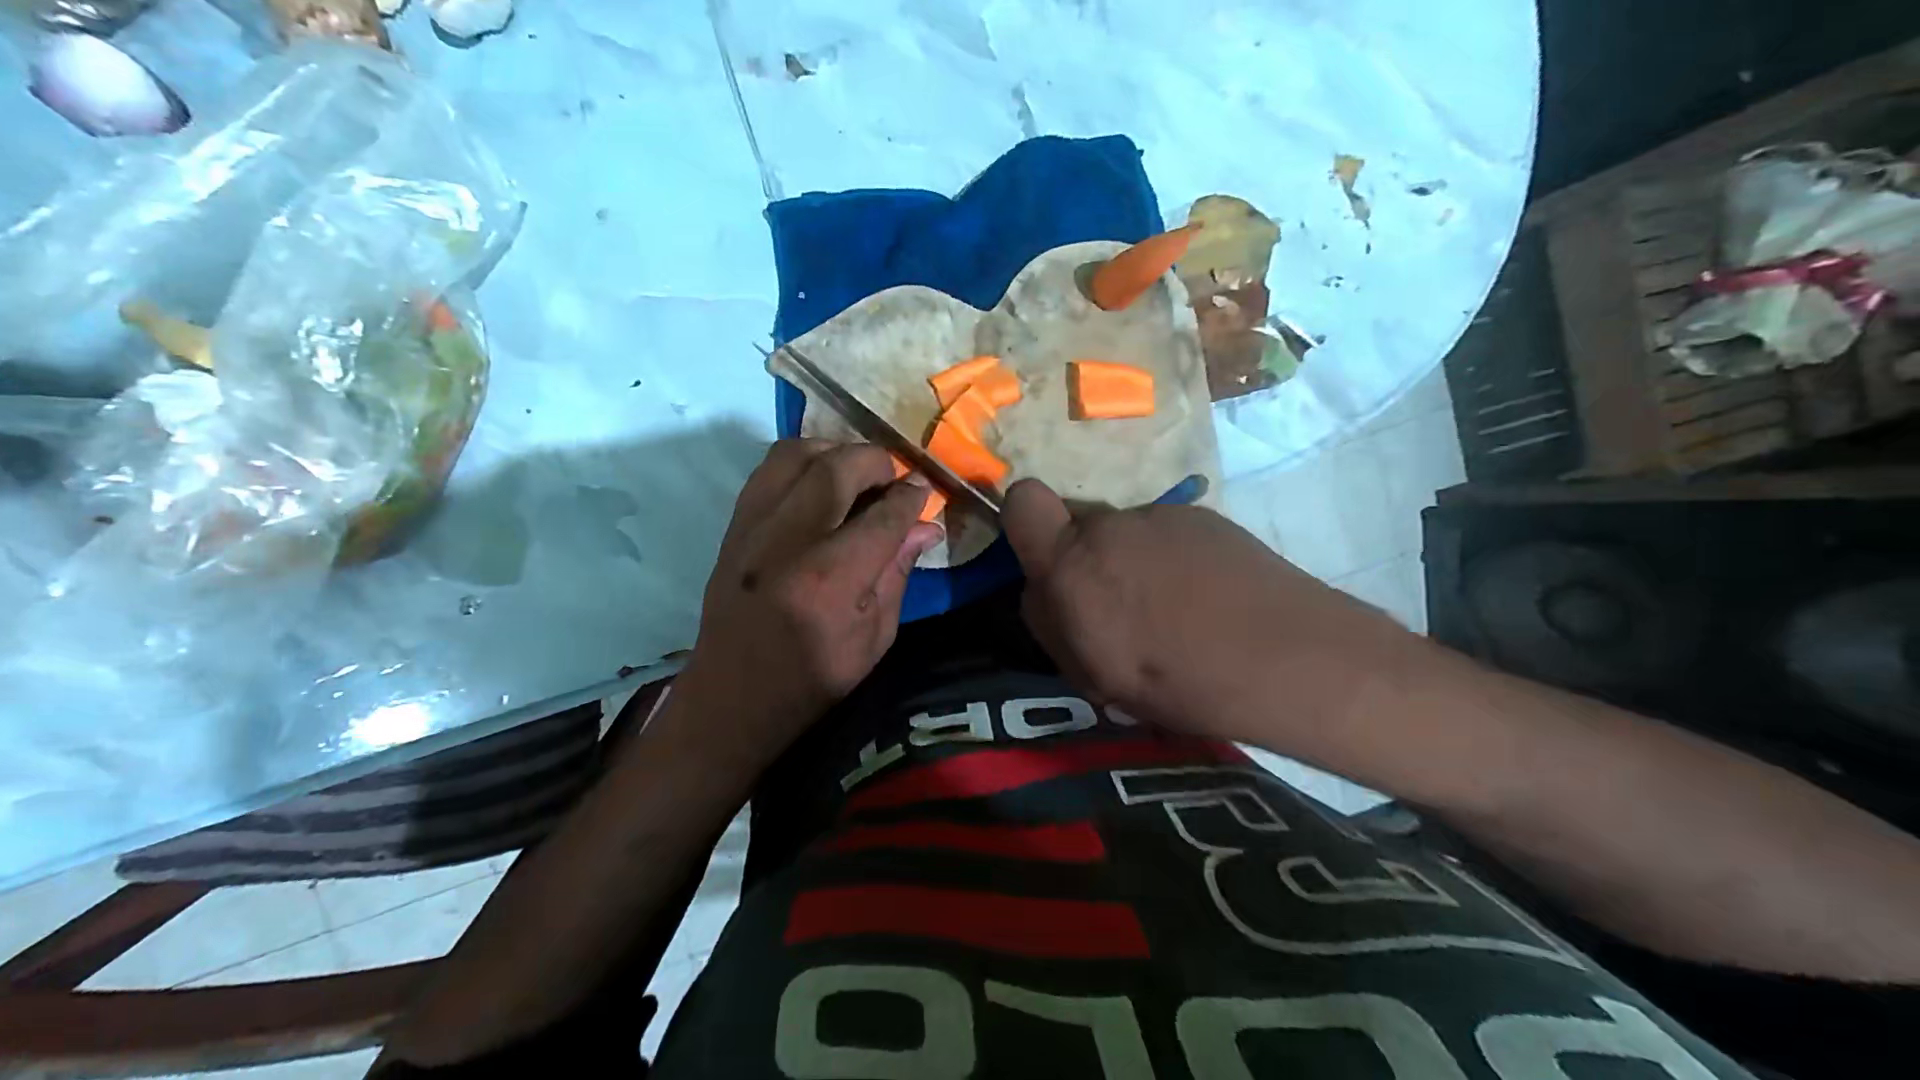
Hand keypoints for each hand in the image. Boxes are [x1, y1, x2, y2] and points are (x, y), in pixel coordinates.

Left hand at [676, 439, 943, 757]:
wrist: (732, 697)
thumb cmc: (813, 678)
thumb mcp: (874, 638)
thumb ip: (898, 573)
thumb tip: (926, 525)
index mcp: (830, 580)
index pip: (883, 515)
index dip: (912, 495)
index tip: (925, 487)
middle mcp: (787, 542)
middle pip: (837, 467)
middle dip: (876, 461)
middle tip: (893, 477)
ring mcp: (752, 529)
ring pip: (795, 454)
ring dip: (834, 452)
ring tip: (855, 474)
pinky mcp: (733, 528)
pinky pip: (767, 471)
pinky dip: (800, 464)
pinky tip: (818, 485)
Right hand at [1001, 478, 1422, 747]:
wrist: (1291, 659)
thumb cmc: (1181, 683)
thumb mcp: (1095, 676)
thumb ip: (1053, 625)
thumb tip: (1045, 593)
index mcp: (1072, 566)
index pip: (1022, 503)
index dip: (1025, 524)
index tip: (1047, 563)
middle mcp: (1111, 528)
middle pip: (1077, 530)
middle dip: (1086, 564)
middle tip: (1122, 613)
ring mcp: (1162, 517)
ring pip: (1124, 536)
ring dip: (1132, 564)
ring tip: (1175, 613)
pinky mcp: (1205, 516)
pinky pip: (1165, 535)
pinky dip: (1172, 561)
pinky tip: (1206, 599)